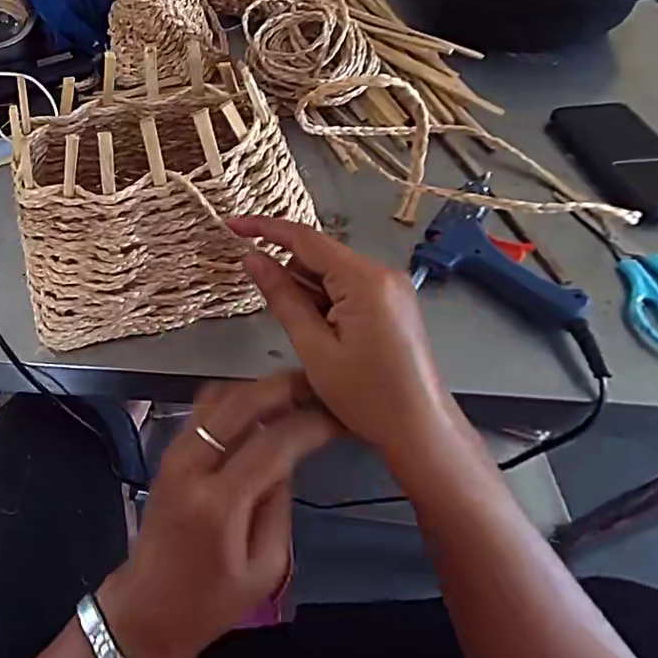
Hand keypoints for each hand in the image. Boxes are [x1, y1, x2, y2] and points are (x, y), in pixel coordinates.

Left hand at [95, 373, 339, 657]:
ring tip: (294, 392)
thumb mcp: (265, 568)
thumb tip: (290, 457)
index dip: (309, 425)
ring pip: (220, 396)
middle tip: (317, 385)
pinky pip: (205, 408)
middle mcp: (191, 465)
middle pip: (241, 403)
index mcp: (219, 503)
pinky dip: (236, 398)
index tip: (337, 417)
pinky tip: (261, 406)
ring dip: (259, 388)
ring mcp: (174, 451)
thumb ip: (280, 505)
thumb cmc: (209, 602)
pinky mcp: (168, 449)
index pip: (272, 444)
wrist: (147, 608)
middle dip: (283, 387)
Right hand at [230, 216, 461, 457]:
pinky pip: (347, 286)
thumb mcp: (314, 348)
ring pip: (331, 272)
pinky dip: (325, 300)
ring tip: (308, 335)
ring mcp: (390, 286)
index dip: (264, 228)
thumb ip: (282, 297)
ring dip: (307, 290)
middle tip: (269, 305)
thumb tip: (253, 260)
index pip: (304, 238)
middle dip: (288, 272)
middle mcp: (382, 273)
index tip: (234, 225)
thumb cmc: (370, 398)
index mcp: (364, 280)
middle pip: (319, 255)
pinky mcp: (392, 301)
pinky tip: (322, 331)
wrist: (423, 432)